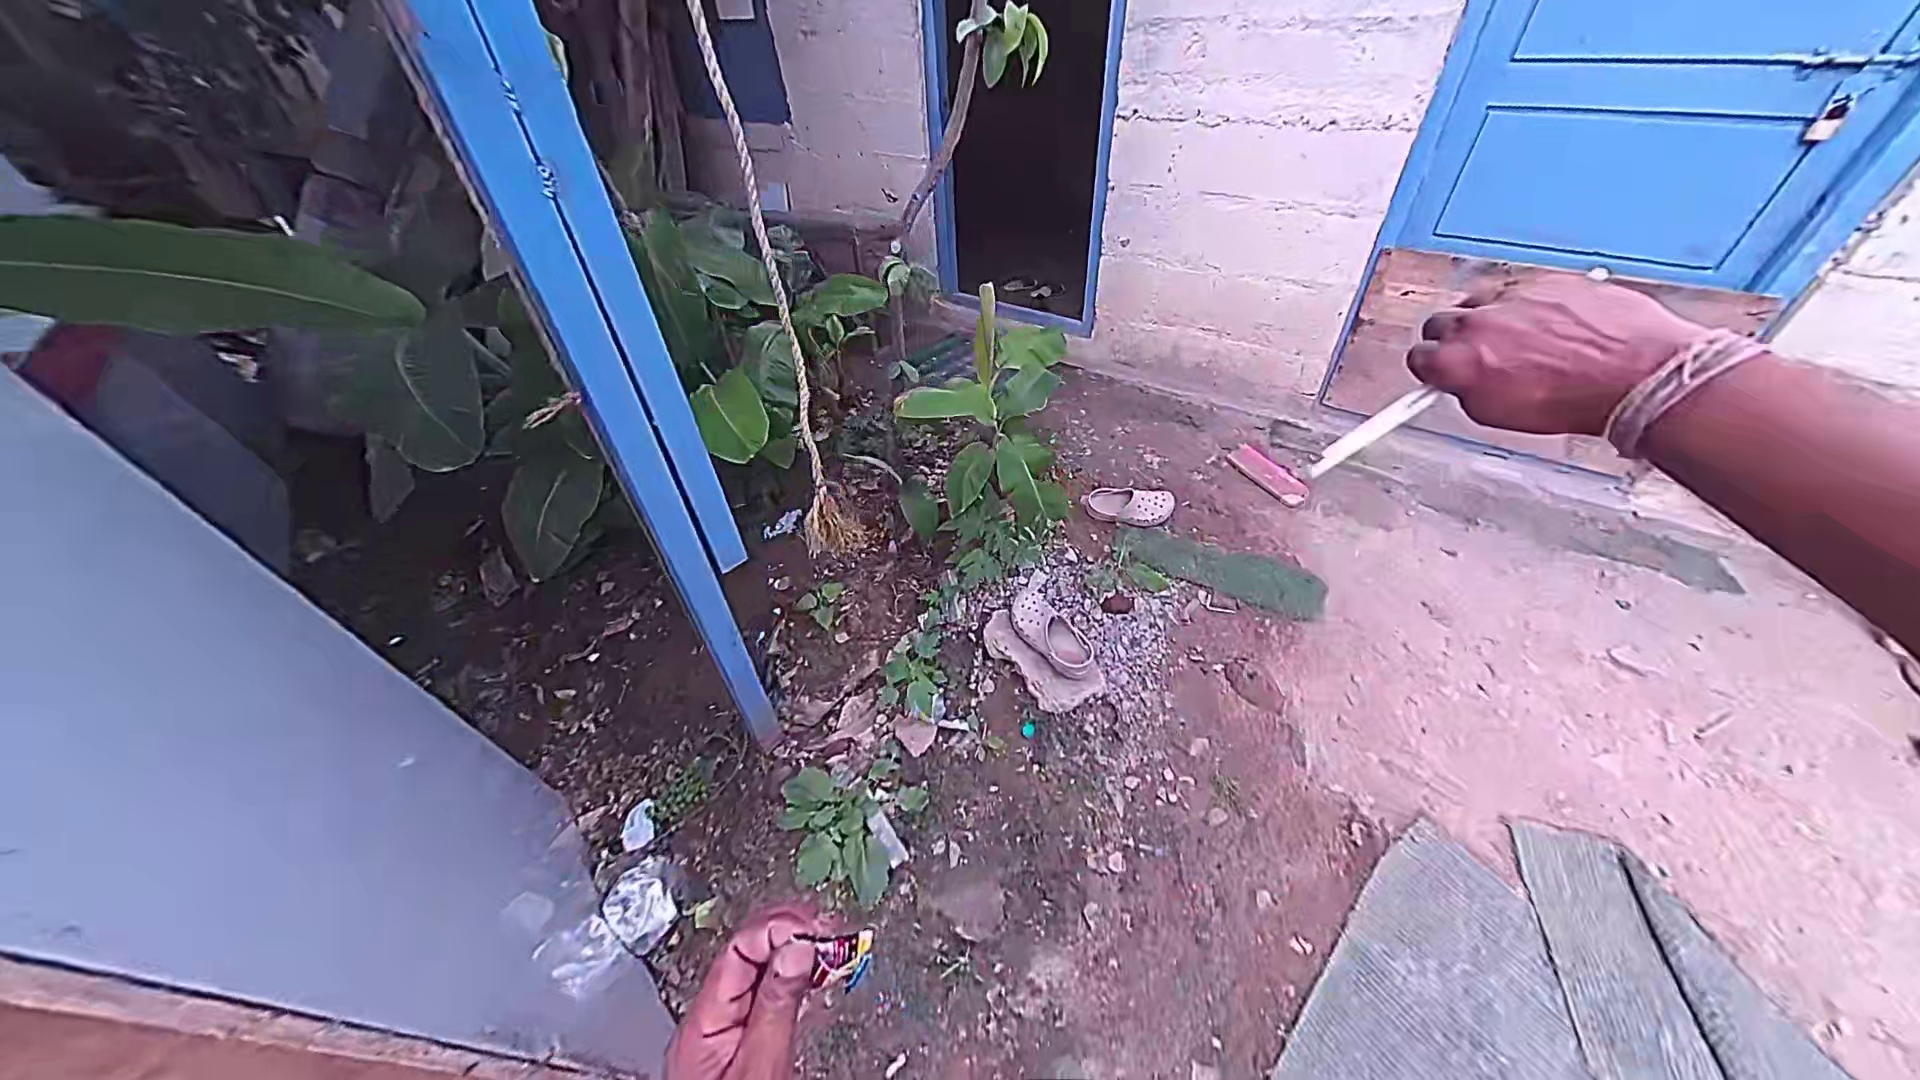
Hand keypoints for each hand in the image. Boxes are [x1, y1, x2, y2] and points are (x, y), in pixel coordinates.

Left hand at [664, 903, 823, 1079]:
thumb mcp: (762, 1070)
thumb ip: (779, 1005)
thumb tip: (798, 946)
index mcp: (704, 1022)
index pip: (739, 949)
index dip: (778, 930)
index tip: (816, 931)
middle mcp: (711, 1017)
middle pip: (747, 951)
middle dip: (788, 932)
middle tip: (829, 931)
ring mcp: (727, 1027)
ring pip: (759, 967)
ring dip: (795, 948)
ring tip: (829, 945)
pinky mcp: (744, 1039)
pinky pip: (768, 990)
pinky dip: (794, 973)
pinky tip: (815, 969)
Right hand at [1406, 278, 1706, 435]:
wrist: (1638, 376)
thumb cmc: (1569, 399)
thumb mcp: (1491, 412)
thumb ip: (1461, 389)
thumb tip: (1452, 379)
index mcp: (1453, 360)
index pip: (1417, 356)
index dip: (1430, 366)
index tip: (1439, 371)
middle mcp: (1476, 323)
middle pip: (1440, 323)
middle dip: (1452, 338)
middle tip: (1474, 354)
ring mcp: (1513, 297)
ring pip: (1477, 302)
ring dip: (1486, 318)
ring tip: (1515, 339)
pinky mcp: (1549, 281)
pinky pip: (1521, 290)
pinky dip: (1526, 305)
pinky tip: (1545, 326)